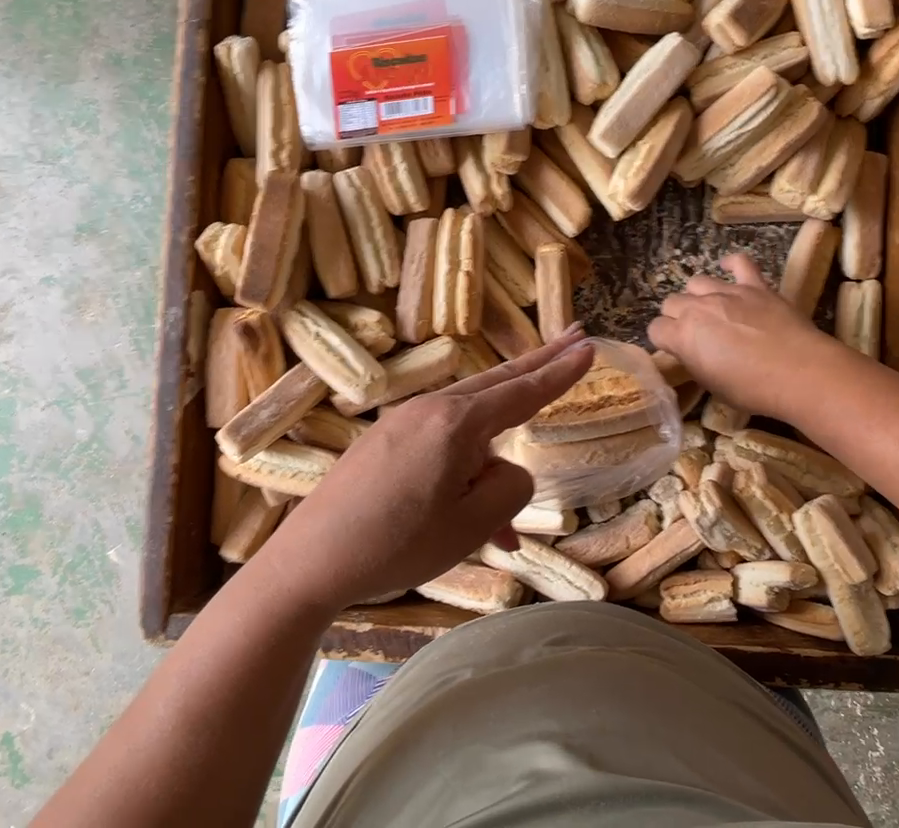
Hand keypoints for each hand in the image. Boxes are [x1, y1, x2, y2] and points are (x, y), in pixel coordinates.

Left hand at [253, 329, 595, 612]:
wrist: (309, 562)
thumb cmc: (397, 545)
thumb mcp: (472, 525)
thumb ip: (509, 488)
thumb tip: (505, 470)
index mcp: (457, 423)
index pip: (524, 391)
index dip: (561, 371)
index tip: (589, 345)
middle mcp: (430, 410)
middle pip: (498, 382)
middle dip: (540, 362)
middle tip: (574, 334)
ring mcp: (402, 423)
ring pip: (468, 429)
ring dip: (493, 464)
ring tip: (499, 530)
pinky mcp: (382, 443)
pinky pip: (439, 447)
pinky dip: (462, 477)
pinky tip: (460, 529)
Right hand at [647, 253, 853, 421]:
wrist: (800, 373)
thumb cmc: (753, 389)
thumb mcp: (712, 384)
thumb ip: (694, 361)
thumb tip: (691, 351)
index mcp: (683, 336)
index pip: (655, 329)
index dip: (663, 340)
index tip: (675, 350)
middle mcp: (699, 308)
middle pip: (672, 302)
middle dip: (677, 317)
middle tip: (694, 333)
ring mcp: (727, 292)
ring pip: (696, 282)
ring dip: (698, 296)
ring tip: (710, 309)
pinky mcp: (755, 285)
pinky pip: (738, 263)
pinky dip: (731, 264)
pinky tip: (728, 268)